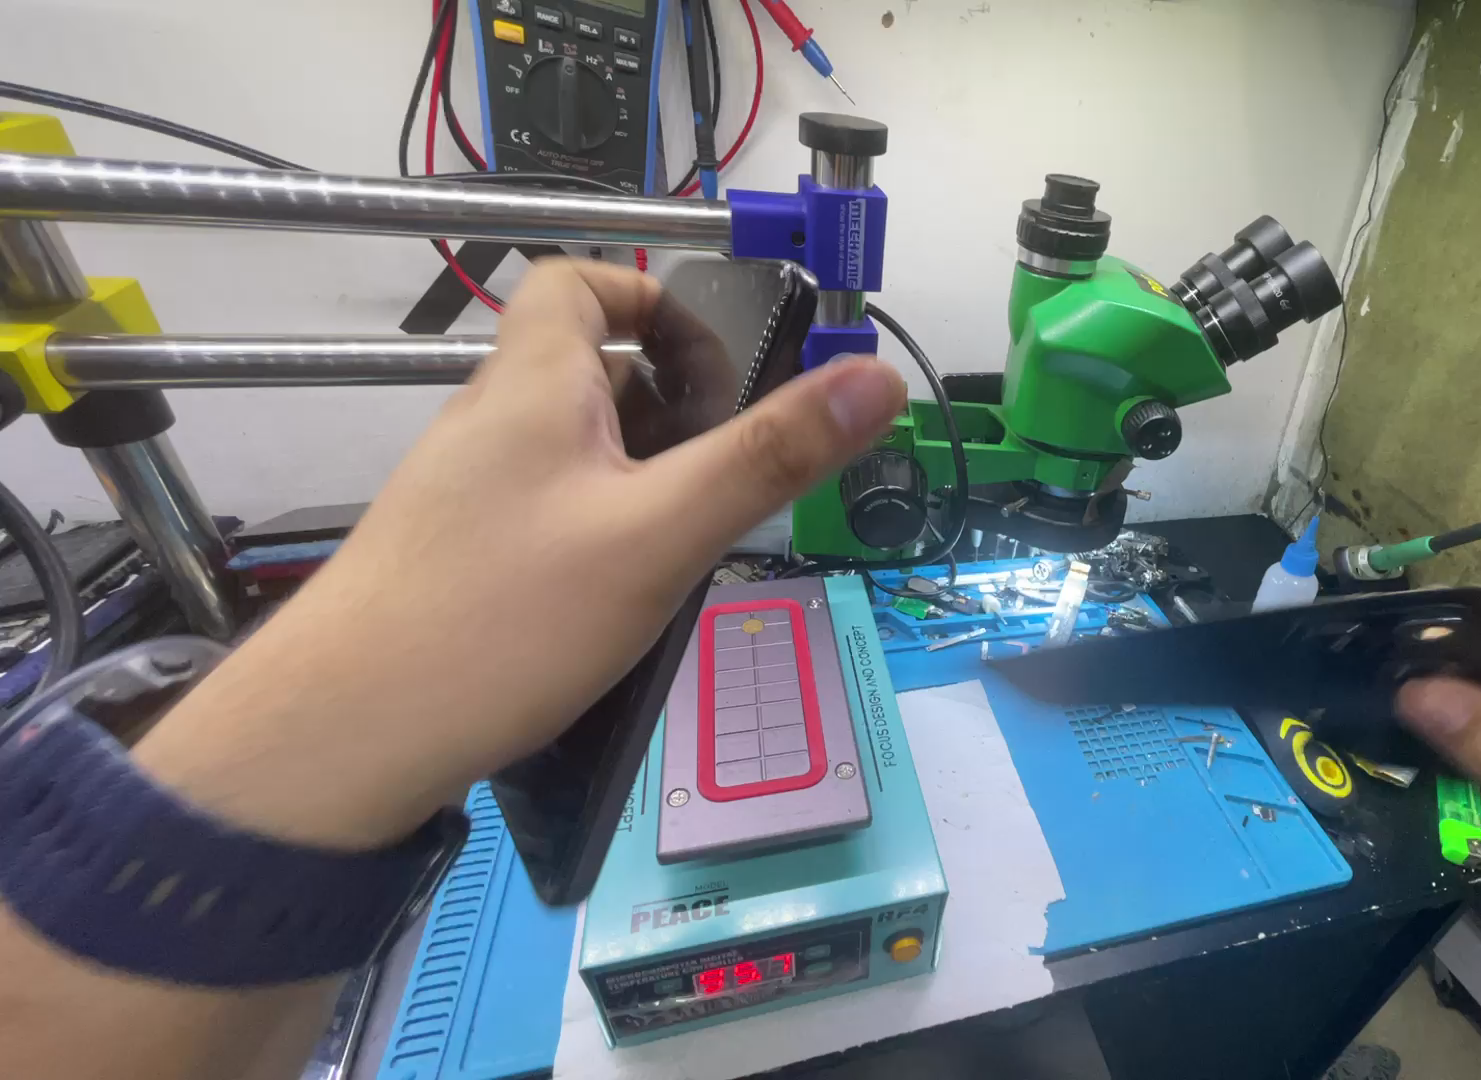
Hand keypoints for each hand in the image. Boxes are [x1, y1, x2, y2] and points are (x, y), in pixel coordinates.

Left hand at [131, 259, 906, 848]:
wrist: (341, 752)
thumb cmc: (509, 620)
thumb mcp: (663, 534)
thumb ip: (772, 456)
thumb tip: (879, 380)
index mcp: (534, 385)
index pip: (578, 282)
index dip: (652, 296)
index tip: (718, 358)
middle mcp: (495, 424)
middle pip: (597, 371)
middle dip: (679, 403)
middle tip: (732, 467)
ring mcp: (475, 493)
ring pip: (585, 447)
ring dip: (652, 468)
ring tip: (698, 532)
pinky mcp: (468, 553)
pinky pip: (560, 505)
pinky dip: (613, 518)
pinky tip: (635, 583)